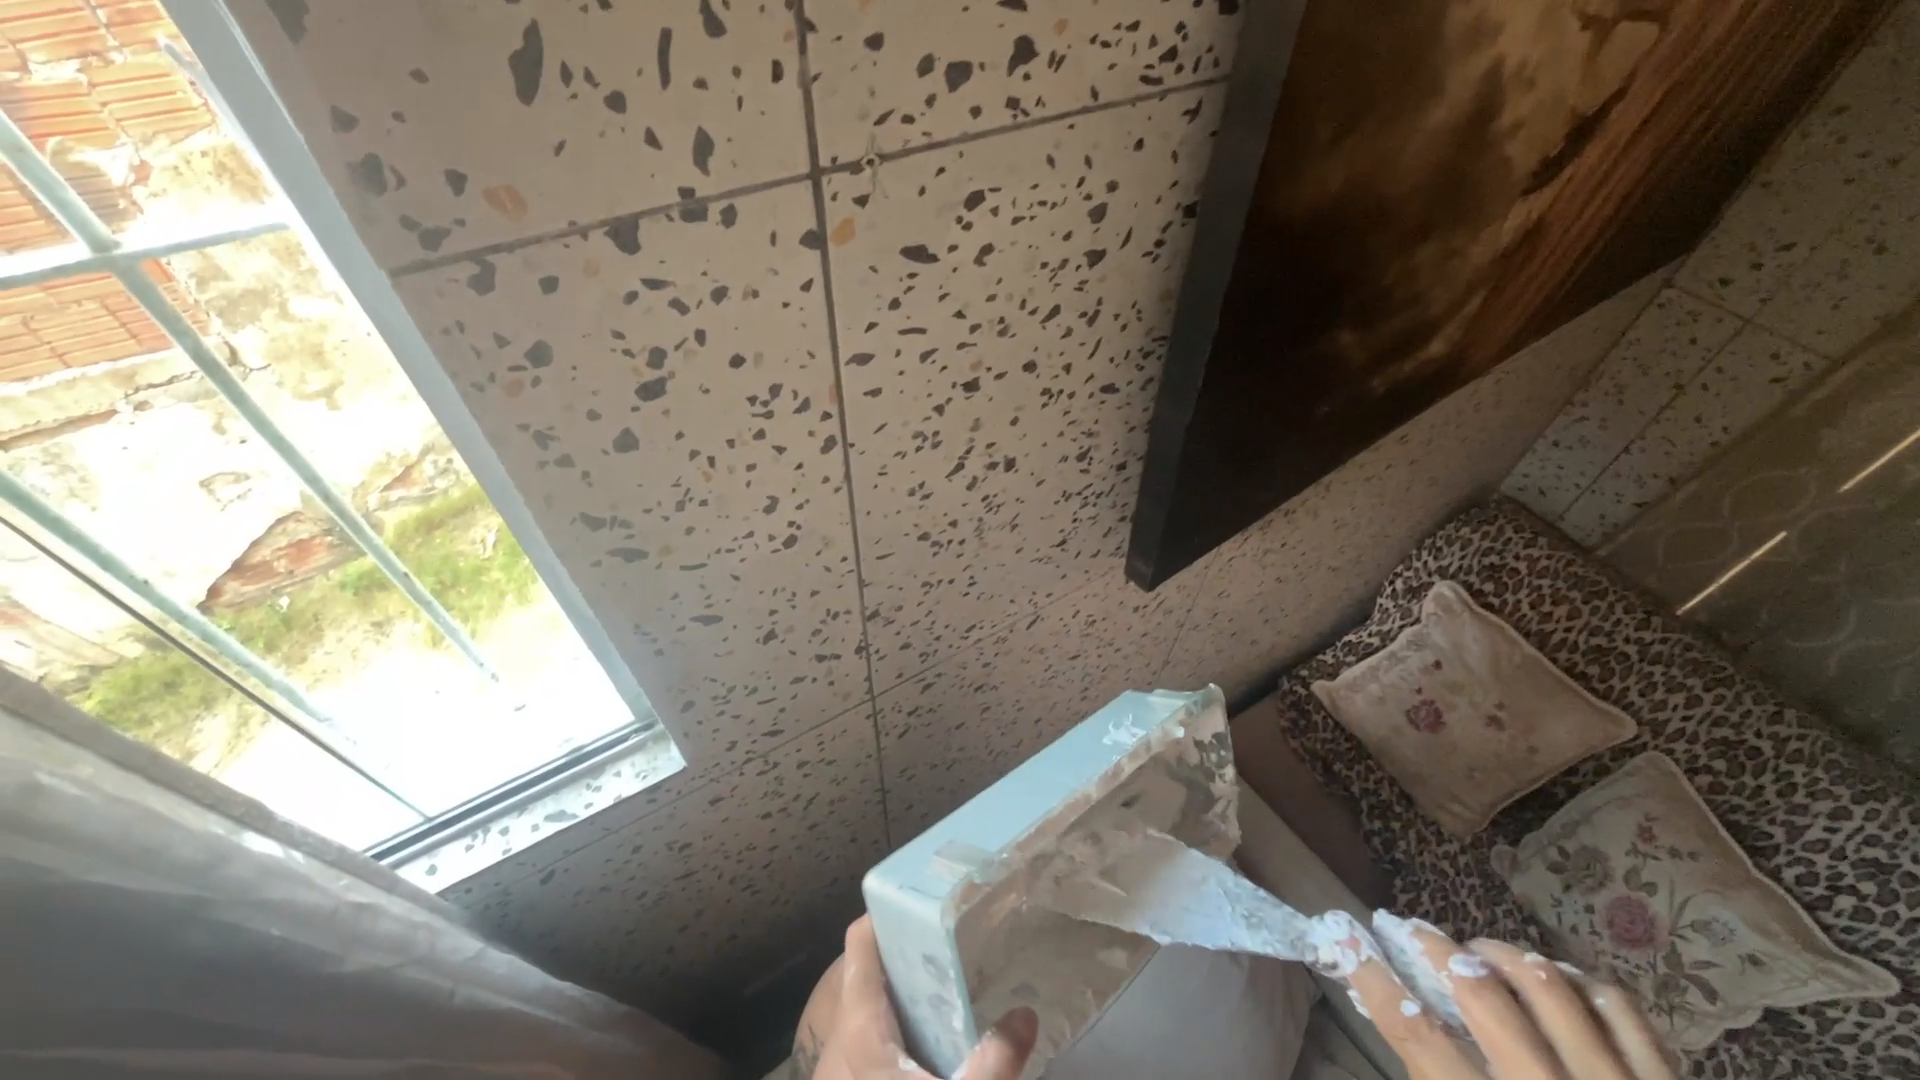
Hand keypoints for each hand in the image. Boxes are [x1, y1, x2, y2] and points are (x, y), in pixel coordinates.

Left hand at [792, 916, 1037, 1079]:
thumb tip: (1028, 1014)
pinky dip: (908, 1028)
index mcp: (860, 1023)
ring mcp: (844, 1066)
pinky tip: (944, 1041)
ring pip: (876, 1007)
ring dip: (912, 991)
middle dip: (913, 949)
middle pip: (873, 971)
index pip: (861, 942)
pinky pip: (879, 1040)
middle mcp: (844, 1035)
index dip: (888, 909)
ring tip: (961, 979)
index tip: (930, 891)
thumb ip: (995, 1063)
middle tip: (963, 935)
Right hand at [1337, 920, 1675, 1079]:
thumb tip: (1398, 1018)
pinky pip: (1618, 1006)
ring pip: (1549, 984)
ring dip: (1501, 954)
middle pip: (1481, 995)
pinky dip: (1577, 979)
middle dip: (1434, 949)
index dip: (1375, 980)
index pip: (1418, 1036)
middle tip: (1411, 931)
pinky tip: (1552, 976)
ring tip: (1477, 951)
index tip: (1345, 938)